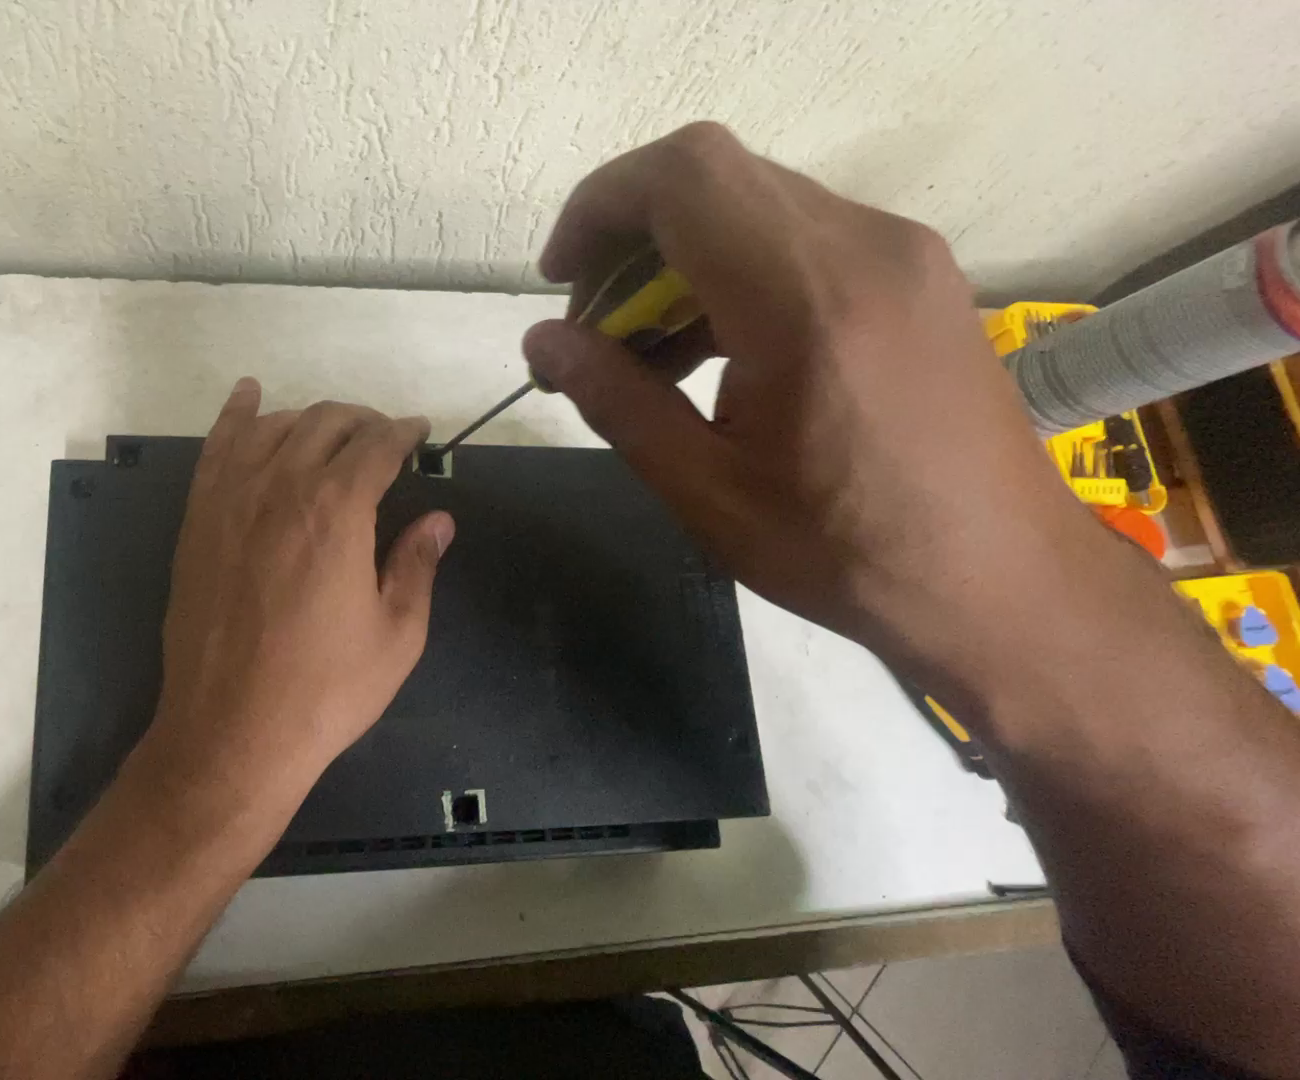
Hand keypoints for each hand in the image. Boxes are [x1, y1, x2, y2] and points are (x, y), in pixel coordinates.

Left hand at [144, 378, 455, 796]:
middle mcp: (280, 487)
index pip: (377, 445)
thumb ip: (417, 565)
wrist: (231, 731)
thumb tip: (440, 520)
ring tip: (331, 431)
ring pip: (273, 427)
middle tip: (382, 440)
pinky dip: (237, 415)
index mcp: (337, 510)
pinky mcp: (197, 520)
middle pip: (325, 424)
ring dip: (309, 418)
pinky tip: (249, 396)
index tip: (420, 434)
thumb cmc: (325, 690)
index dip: (404, 433)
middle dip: (362, 421)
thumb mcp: (396, 635)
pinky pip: (217, 448)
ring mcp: (230, 499)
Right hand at [523, 123, 1108, 666]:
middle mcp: (864, 246)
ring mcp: (899, 253)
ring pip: (750, 206)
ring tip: (638, 357)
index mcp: (806, 301)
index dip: (599, 206)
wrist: (1001, 581)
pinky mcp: (913, 275)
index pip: (683, 178)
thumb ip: (616, 400)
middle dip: (626, 243)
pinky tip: (705, 355)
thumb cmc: (843, 551)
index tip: (559, 280)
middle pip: (711, 180)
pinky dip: (726, 275)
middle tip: (589, 334)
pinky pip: (795, 239)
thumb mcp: (704, 489)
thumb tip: (541, 340)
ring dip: (673, 263)